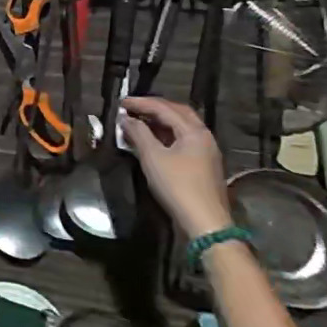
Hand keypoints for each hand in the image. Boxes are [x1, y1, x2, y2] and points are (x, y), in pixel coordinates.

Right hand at [120, 94, 233, 235]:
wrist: (206, 224)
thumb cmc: (178, 186)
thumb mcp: (153, 158)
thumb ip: (139, 133)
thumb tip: (126, 118)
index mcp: (194, 130)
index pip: (164, 108)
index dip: (141, 103)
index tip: (121, 102)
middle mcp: (203, 136)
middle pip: (177, 113)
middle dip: (153, 108)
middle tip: (132, 108)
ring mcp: (206, 151)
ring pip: (181, 127)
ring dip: (159, 121)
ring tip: (138, 121)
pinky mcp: (203, 165)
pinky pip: (183, 140)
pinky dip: (166, 135)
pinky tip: (152, 140)